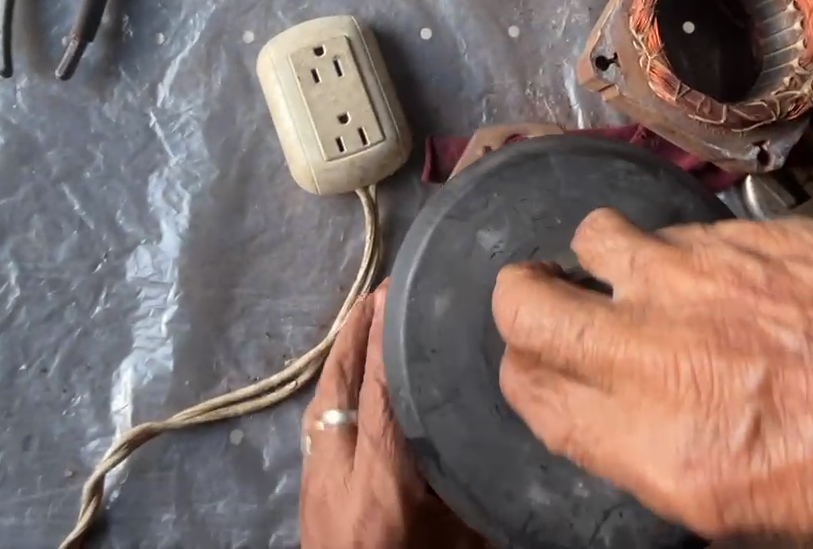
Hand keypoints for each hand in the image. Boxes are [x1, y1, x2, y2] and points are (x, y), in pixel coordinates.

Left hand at [301, 284, 485, 548]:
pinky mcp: (304, 477)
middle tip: (382, 288)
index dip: (385, 342)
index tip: (396, 296)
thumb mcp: (456, 544)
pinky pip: (318, 411)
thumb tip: (508, 440)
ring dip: (343, 349)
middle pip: (340, 383)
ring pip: (322, 392)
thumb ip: (474, 495)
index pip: (380, 397)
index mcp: (381, 488)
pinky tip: (349, 363)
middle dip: (356, 331)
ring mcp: (313, 472)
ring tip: (366, 312)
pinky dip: (334, 377)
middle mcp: (337, 469)